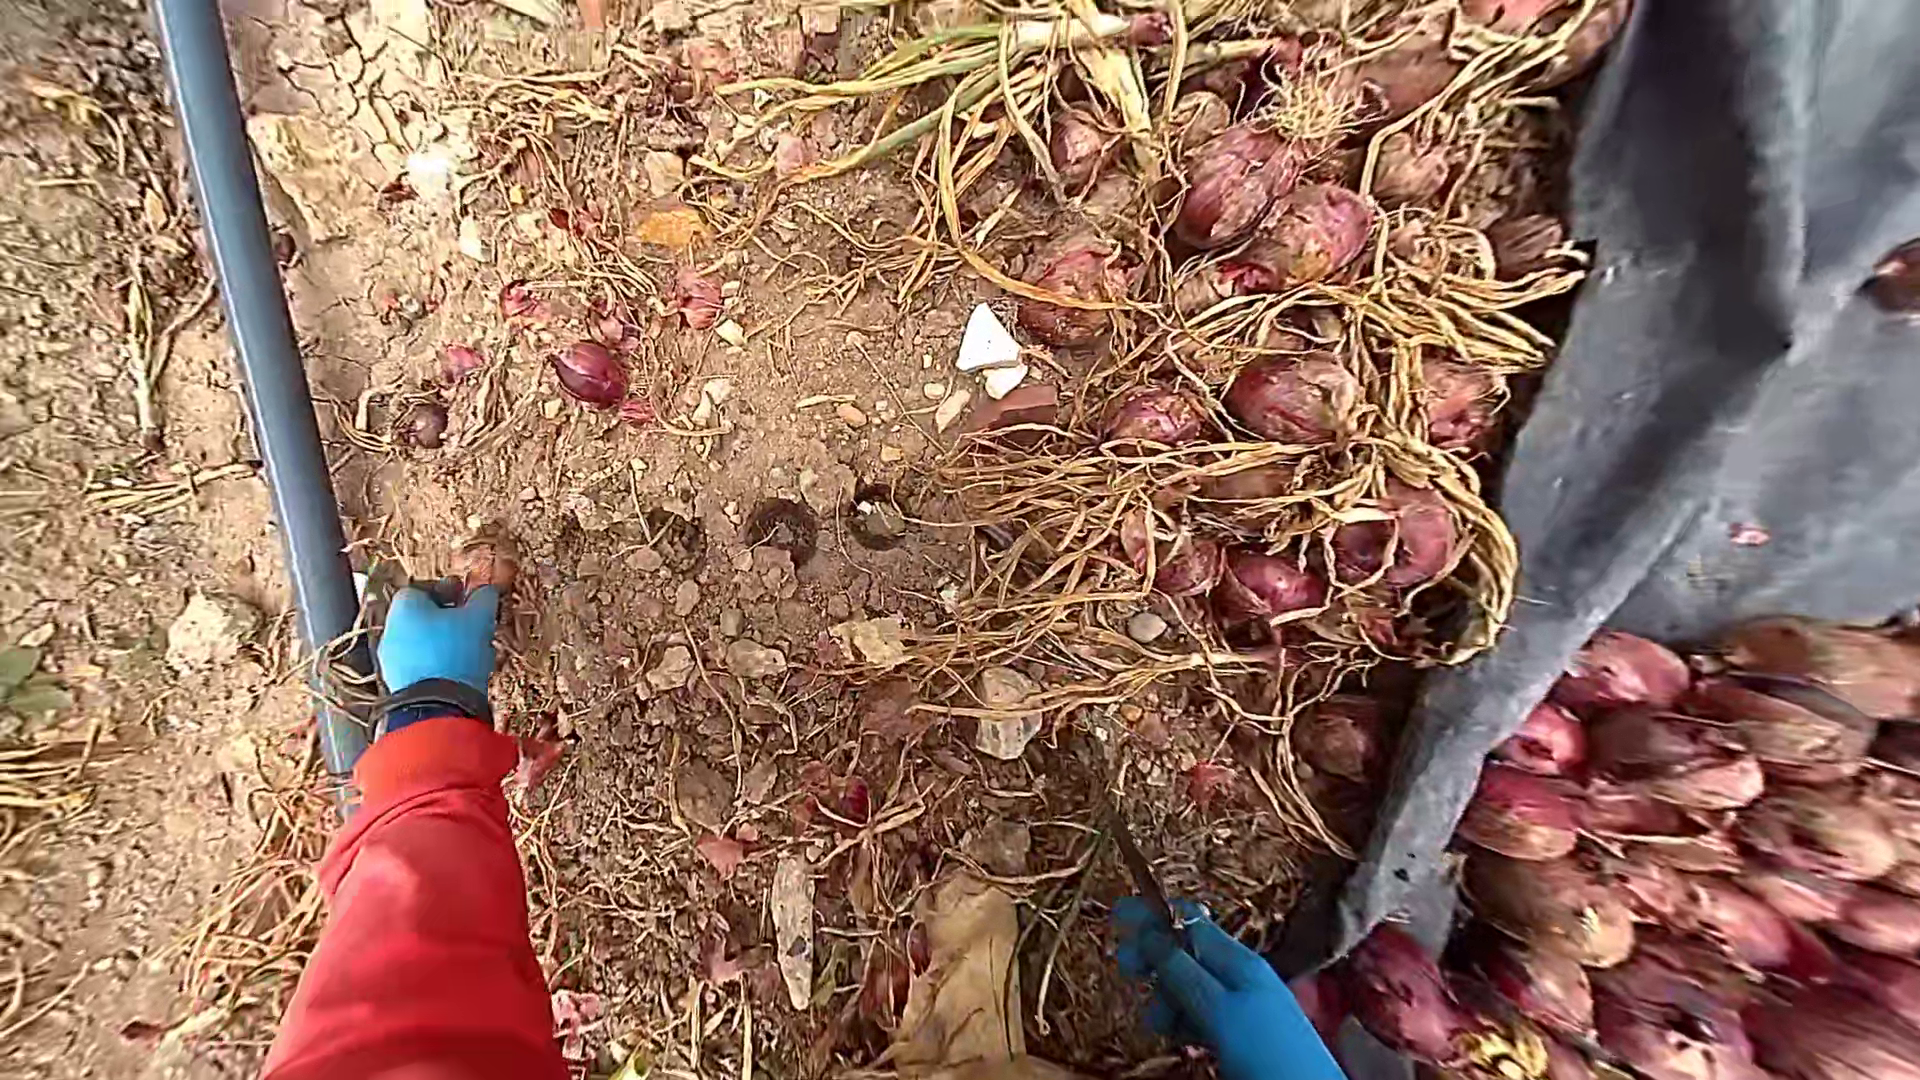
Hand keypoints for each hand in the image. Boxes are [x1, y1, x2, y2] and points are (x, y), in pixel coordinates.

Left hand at [377, 585, 498, 693]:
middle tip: (472, 620)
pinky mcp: (399, 679)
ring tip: (470, 644)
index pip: (420, 588)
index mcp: (404, 609)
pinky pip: (421, 660)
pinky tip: (461, 665)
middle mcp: (391, 630)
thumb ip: (483, 598)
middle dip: (446, 615)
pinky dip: (439, 658)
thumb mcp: (480, 617)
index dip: (445, 590)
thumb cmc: (456, 650)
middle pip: (420, 614)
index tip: (466, 596)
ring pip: (420, 638)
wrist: (438, 700)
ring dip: (443, 638)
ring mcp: (391, 657)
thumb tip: (486, 589)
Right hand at [1113, 897, 1345, 1079]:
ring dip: (1165, 993)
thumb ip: (1181, 970)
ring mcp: (1244, 1008)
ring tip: (1152, 1021)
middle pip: (1186, 950)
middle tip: (1125, 969)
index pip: (1187, 918)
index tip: (1116, 917)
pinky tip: (1173, 1034)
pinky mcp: (1244, 1039)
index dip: (1151, 913)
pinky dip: (1182, 1018)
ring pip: (1191, 985)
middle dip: (1152, 956)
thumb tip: (1146, 932)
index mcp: (1237, 959)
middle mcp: (1239, 976)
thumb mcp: (1219, 1012)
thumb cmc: (1268, 1056)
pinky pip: (1202, 1013)